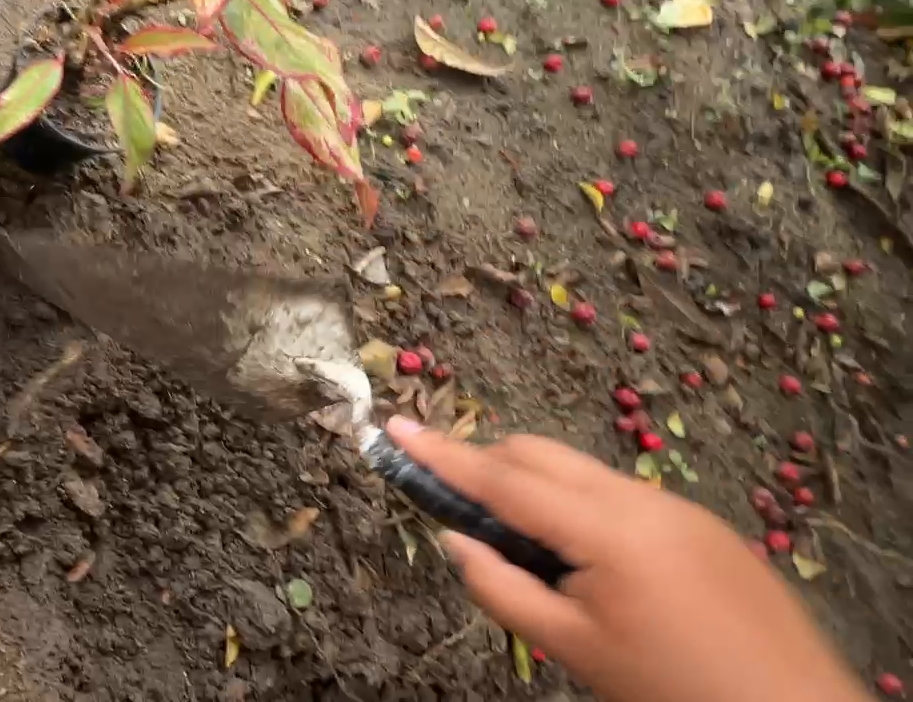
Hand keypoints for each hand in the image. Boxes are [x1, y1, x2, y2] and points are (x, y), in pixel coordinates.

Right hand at [389, 416, 868, 701]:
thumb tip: (455, 540)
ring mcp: (678, 506)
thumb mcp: (572, 650)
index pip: (501, 479)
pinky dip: (577, 504)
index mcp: (607, 532)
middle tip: (458, 503)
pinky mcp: (704, 523)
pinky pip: (615, 491)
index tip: (393, 424)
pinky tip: (590, 560)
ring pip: (575, 469)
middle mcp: (641, 500)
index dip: (440, 452)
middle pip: (536, 454)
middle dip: (486, 464)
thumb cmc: (675, 693)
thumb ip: (499, 588)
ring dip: (533, 486)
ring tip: (530, 544)